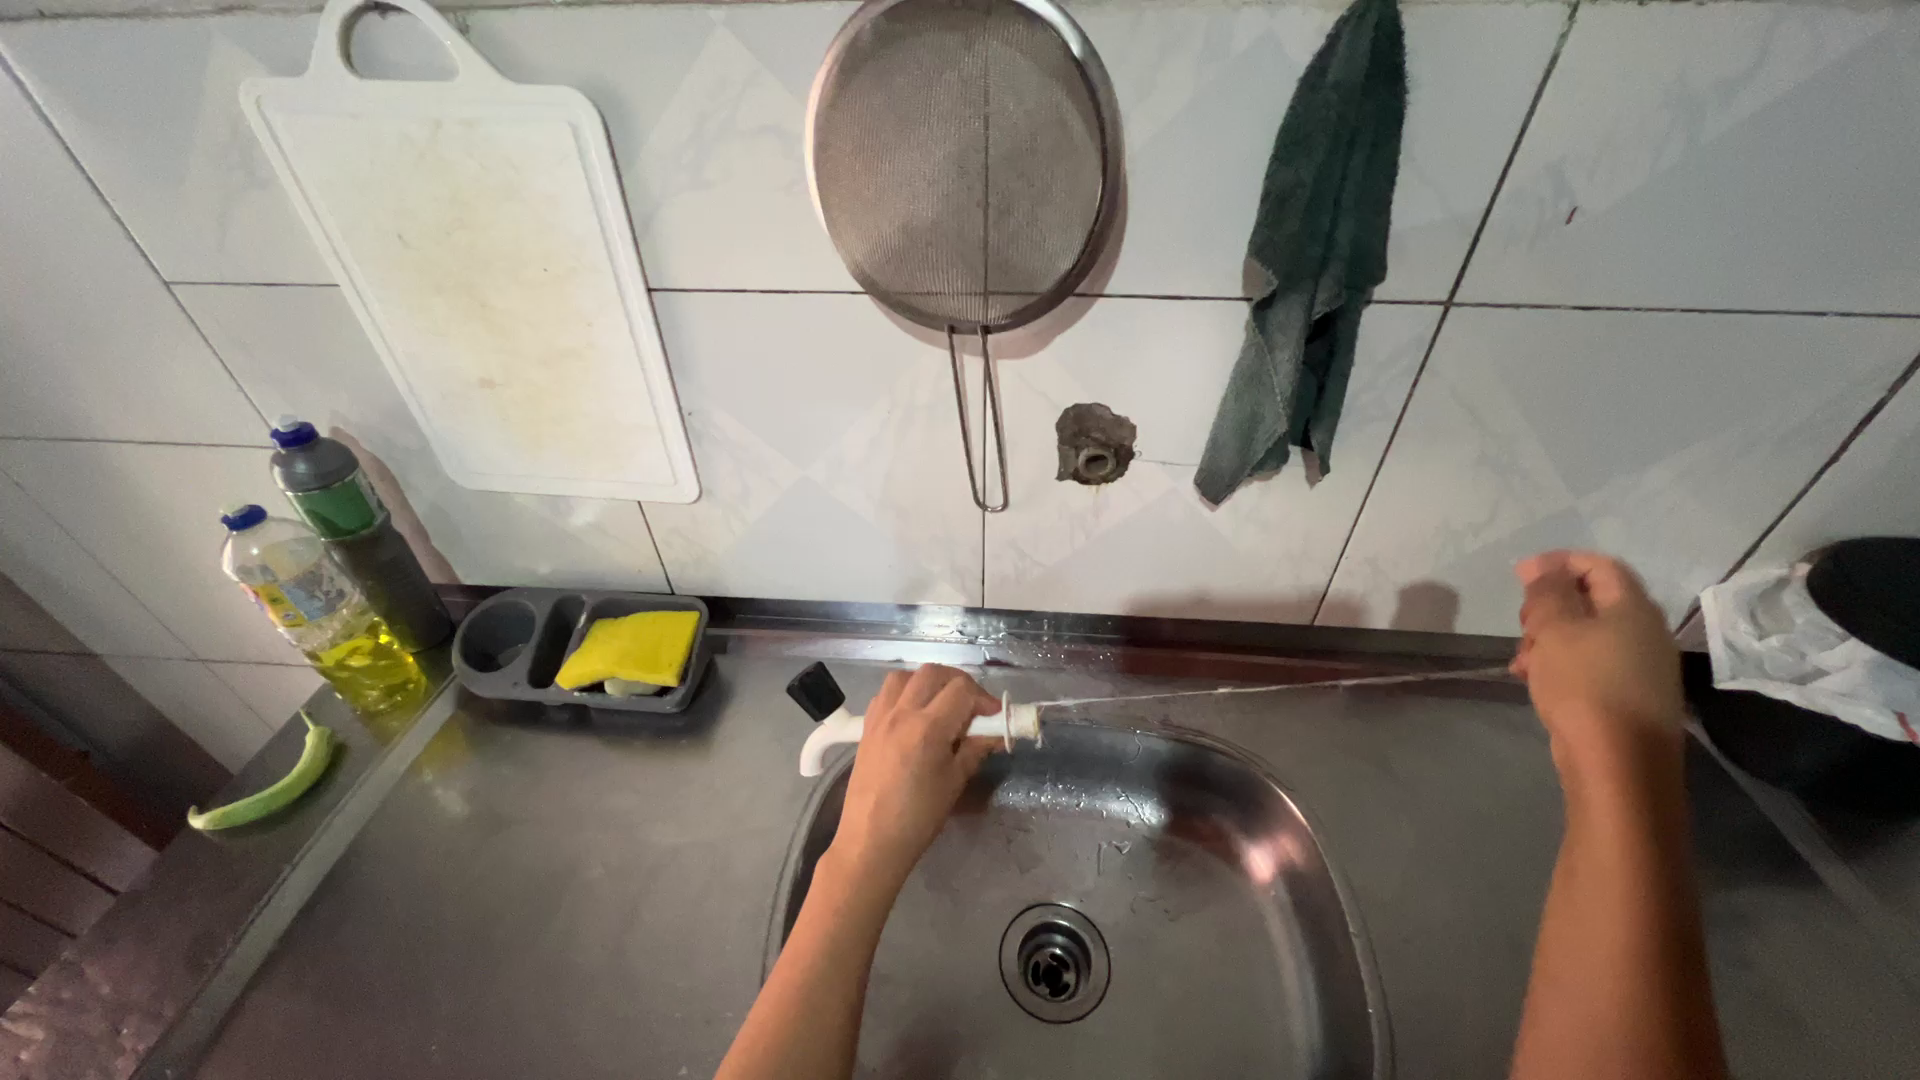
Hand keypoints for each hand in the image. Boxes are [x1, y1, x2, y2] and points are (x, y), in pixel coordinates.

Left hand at [829, 665, 1003, 887]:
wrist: (871, 840)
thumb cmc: (918, 817)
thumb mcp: (955, 782)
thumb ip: (975, 749)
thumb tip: (993, 732)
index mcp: (928, 728)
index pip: (962, 690)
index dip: (984, 698)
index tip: (994, 716)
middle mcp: (902, 713)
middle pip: (934, 672)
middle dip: (959, 683)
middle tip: (972, 705)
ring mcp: (880, 718)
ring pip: (905, 676)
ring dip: (928, 682)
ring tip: (941, 704)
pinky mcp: (866, 727)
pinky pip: (886, 693)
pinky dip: (904, 692)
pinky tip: (913, 713)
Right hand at [1512, 551, 1685, 774]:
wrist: (1617, 760)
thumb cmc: (1583, 684)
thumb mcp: (1555, 629)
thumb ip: (1547, 591)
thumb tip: (1540, 564)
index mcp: (1632, 608)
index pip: (1598, 565)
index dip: (1558, 563)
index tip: (1518, 577)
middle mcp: (1644, 631)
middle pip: (1590, 599)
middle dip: (1548, 606)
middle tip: (1522, 624)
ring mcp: (1638, 664)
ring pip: (1584, 633)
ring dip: (1547, 638)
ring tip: (1522, 661)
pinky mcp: (1626, 692)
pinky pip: (1588, 662)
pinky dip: (1559, 662)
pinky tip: (1534, 679)